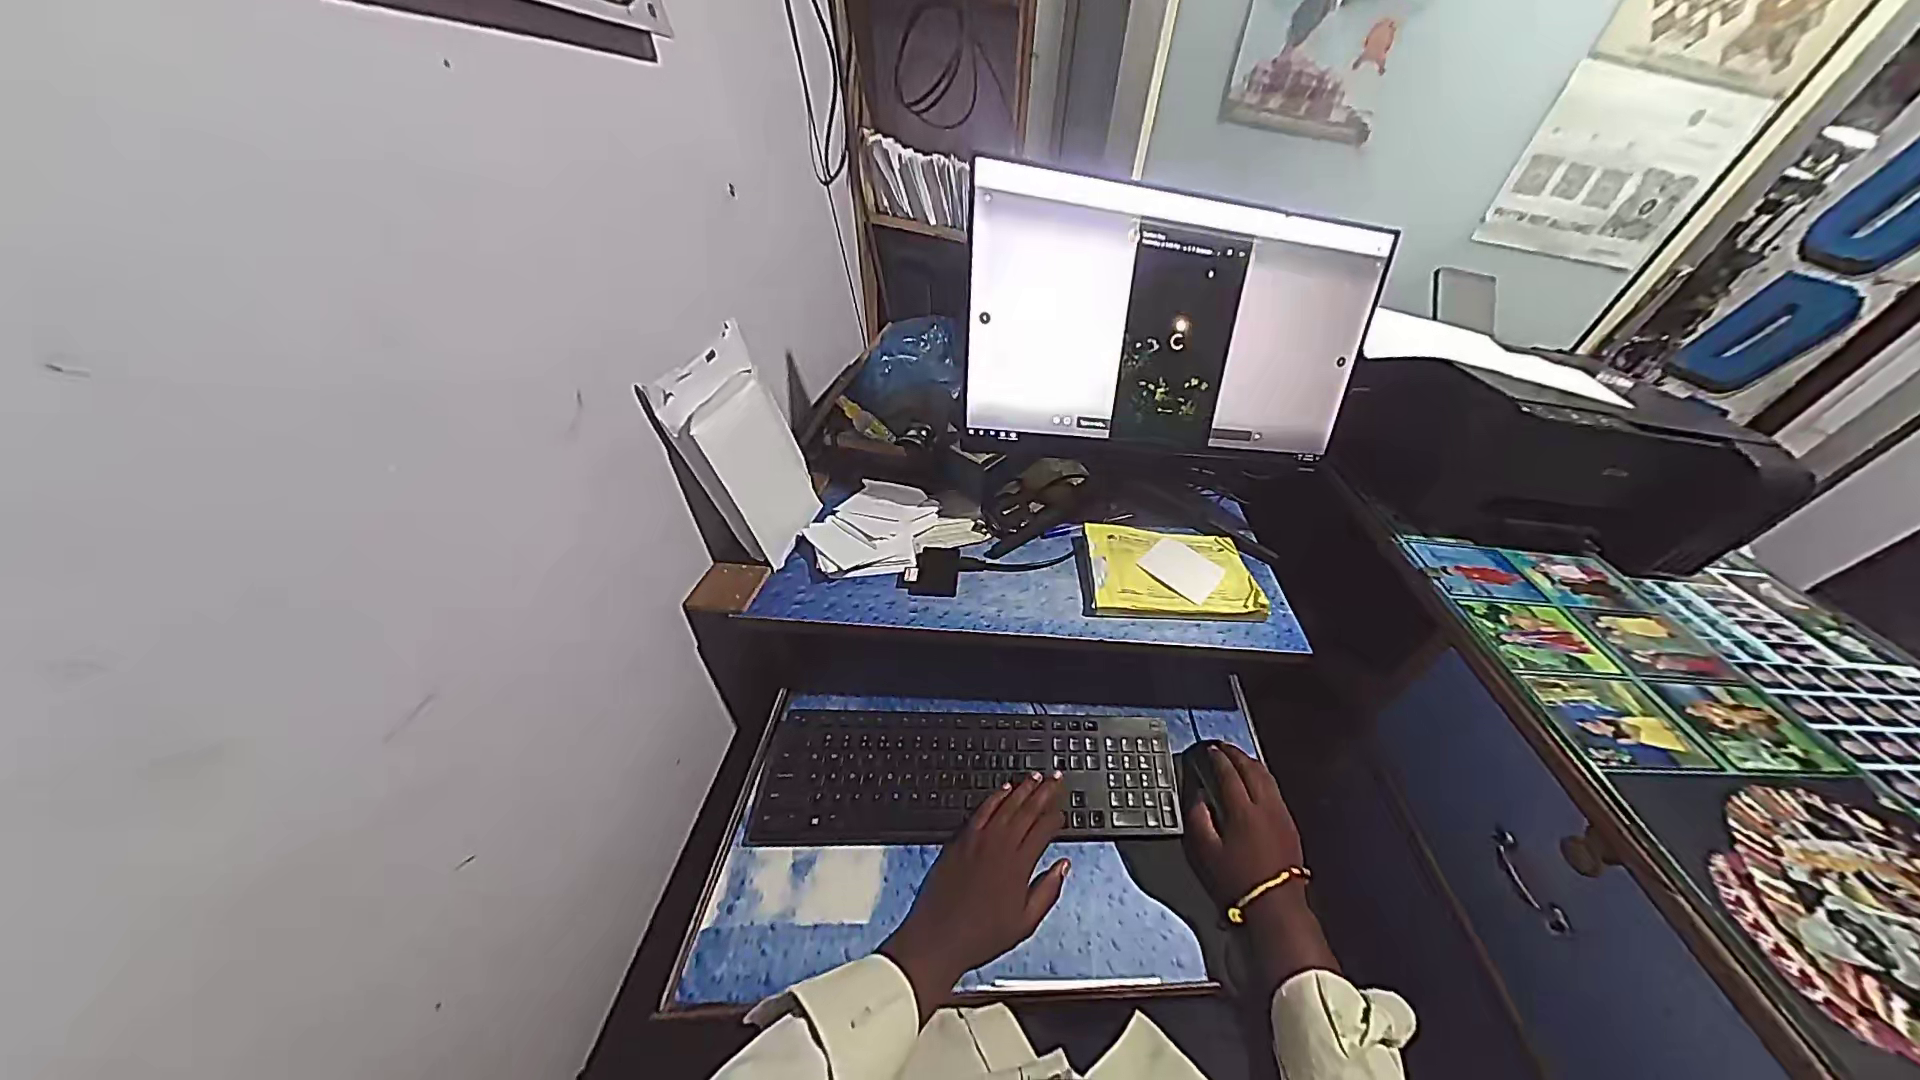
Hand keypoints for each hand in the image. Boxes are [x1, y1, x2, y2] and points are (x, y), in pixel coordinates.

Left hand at [880, 771, 1069, 1023]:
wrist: (939, 936)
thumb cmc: (981, 935)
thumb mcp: (1025, 922)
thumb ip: (1048, 891)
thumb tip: (1063, 866)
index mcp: (1019, 865)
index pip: (1043, 831)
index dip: (1055, 818)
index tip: (1062, 812)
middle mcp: (1000, 846)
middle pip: (1027, 810)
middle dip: (1045, 792)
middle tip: (1055, 778)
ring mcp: (979, 840)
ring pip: (1006, 805)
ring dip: (1023, 789)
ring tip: (1035, 777)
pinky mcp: (961, 839)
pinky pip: (982, 810)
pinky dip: (995, 797)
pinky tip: (1004, 789)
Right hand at [1184, 742, 1302, 903]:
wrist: (1275, 906)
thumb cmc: (1236, 879)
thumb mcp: (1205, 850)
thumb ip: (1198, 817)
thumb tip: (1198, 796)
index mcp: (1242, 810)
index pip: (1229, 773)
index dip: (1217, 758)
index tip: (1208, 750)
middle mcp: (1265, 806)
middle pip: (1251, 769)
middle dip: (1235, 754)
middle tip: (1221, 747)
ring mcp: (1281, 814)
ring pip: (1267, 777)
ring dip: (1250, 762)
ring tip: (1237, 757)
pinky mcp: (1290, 823)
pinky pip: (1274, 789)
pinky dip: (1262, 776)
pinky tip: (1255, 779)